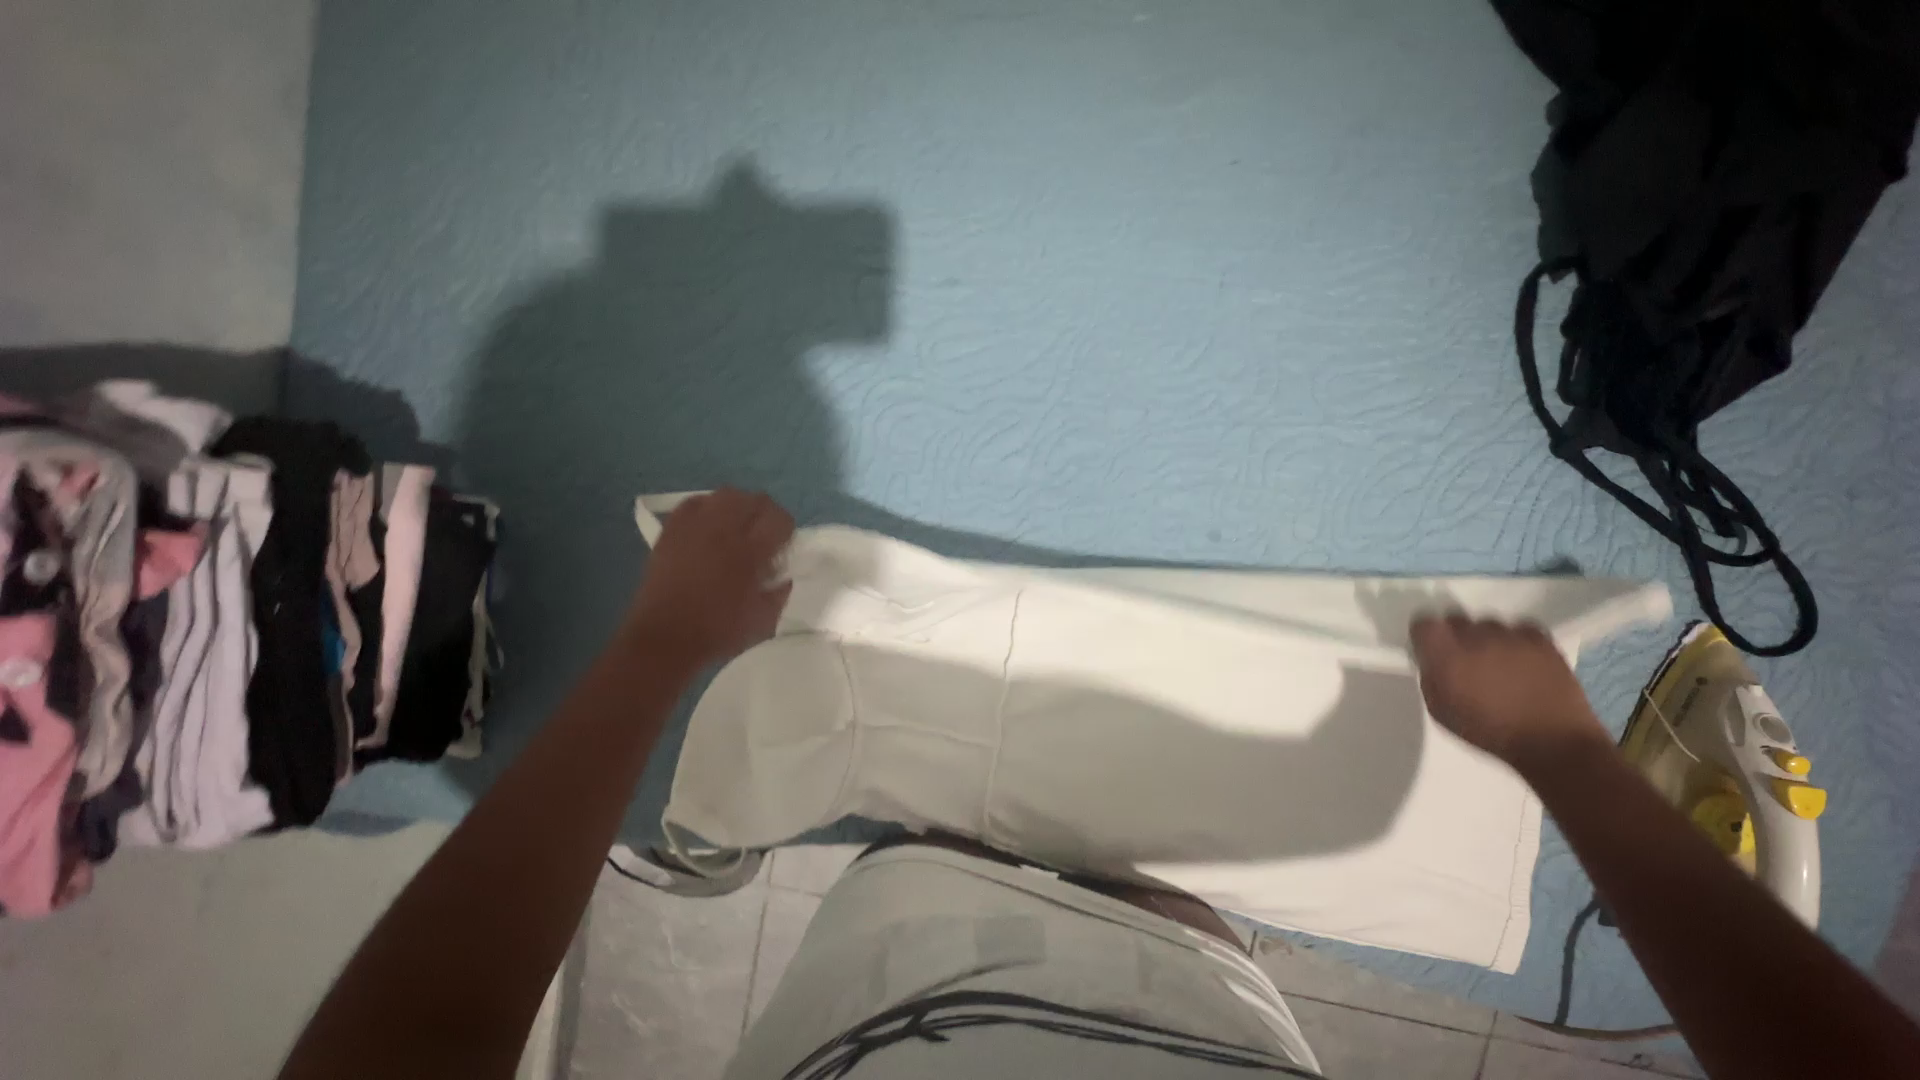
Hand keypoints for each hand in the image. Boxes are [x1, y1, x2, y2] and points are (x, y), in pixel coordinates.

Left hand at [624, 488, 793, 668]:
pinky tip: (709, 526)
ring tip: (736, 527)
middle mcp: (723, 531)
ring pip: (725, 494)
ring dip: (738, 506)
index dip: (786, 530)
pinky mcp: (671, 530)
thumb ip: (779, 592)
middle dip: (765, 513)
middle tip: (762, 535)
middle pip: (754, 499)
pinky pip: (693, 502)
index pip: (779, 519)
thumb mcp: (763, 620)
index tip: (782, 546)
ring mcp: (694, 527)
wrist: (664, 639)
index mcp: (749, 553)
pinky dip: (707, 508)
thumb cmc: (717, 633)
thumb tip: (783, 575)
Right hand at [1408, 614, 1609, 767]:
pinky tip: (1522, 660)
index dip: (1426, 635)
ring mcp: (1510, 635)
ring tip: (1499, 663)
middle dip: (1456, 637)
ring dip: (1487, 639)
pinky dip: (1517, 641)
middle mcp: (1475, 636)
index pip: (1424, 622)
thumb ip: (1431, 677)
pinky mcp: (1540, 639)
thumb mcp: (1440, 711)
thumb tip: (1433, 661)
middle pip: (1456, 620)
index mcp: (1446, 655)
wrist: (1552, 742)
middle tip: (1466, 661)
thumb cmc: (1489, 732)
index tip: (1431, 650)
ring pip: (1488, 624)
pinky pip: (1520, 629)